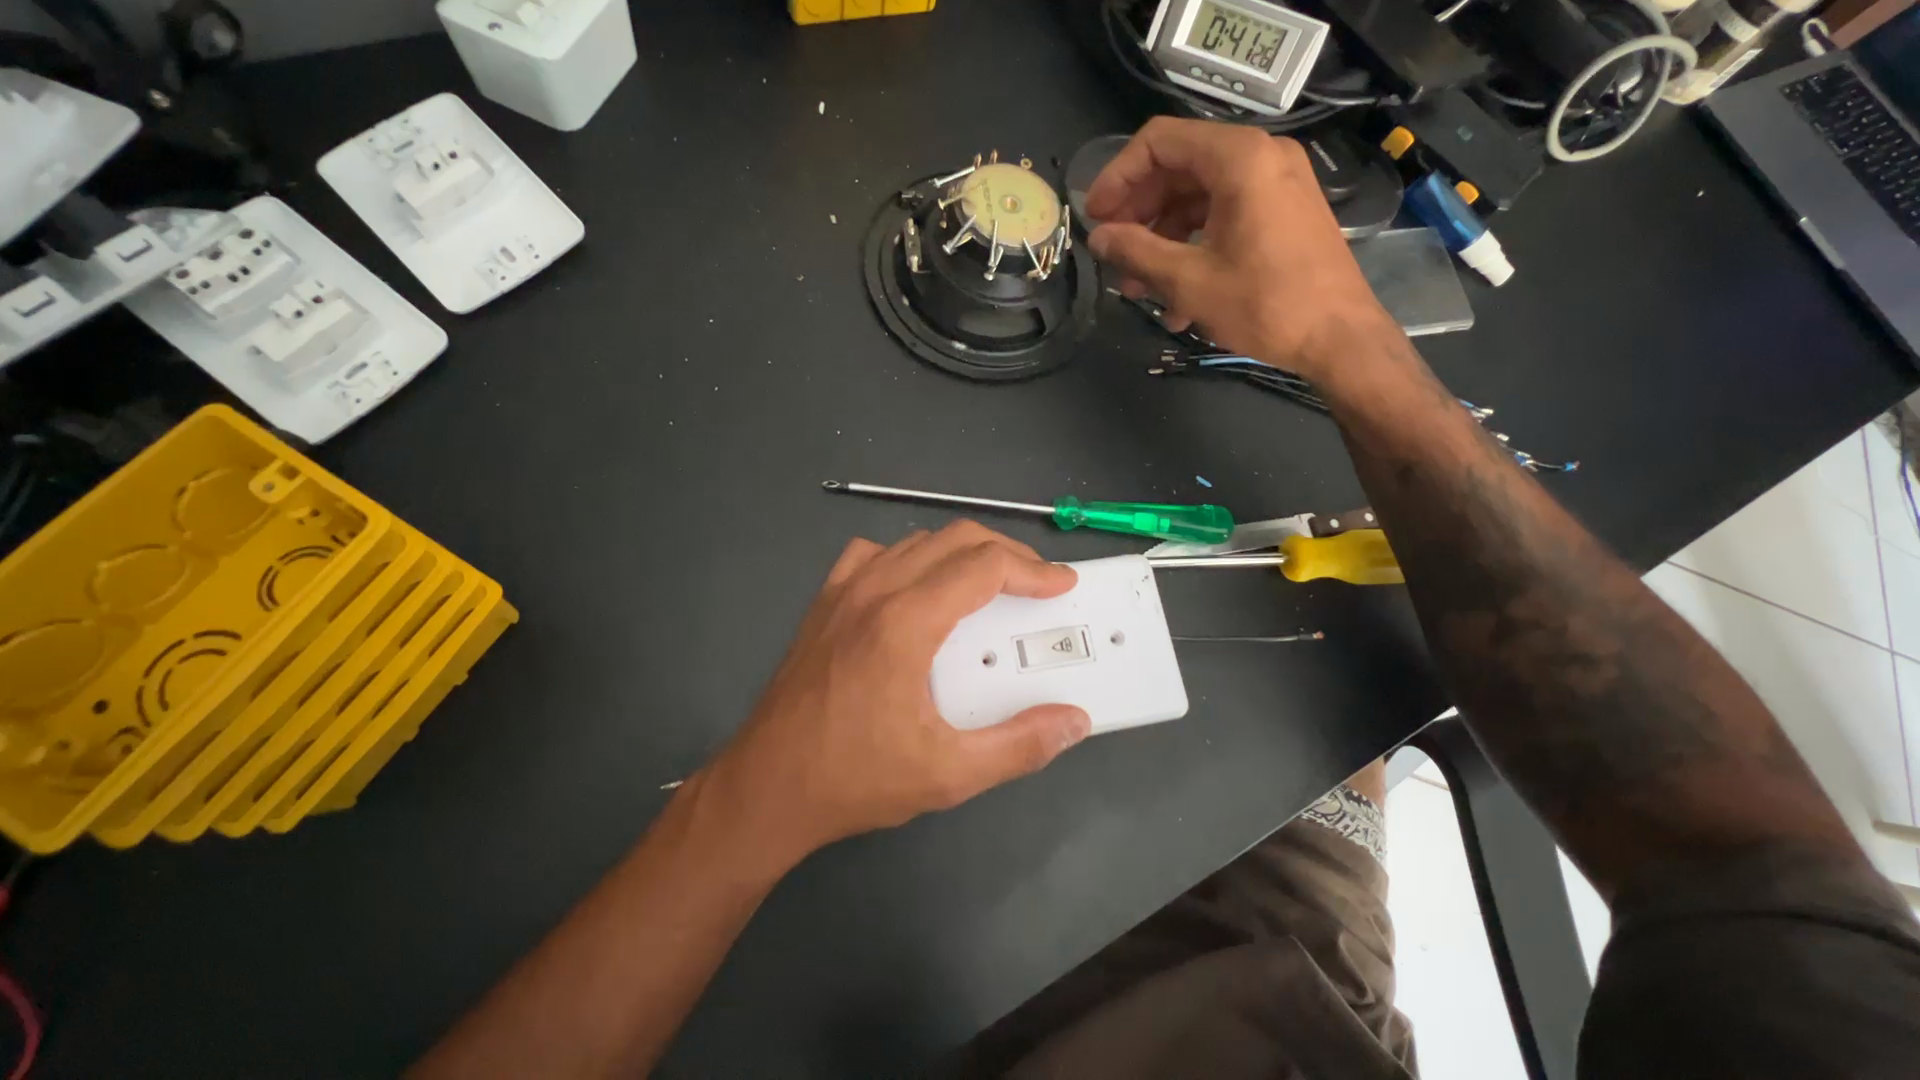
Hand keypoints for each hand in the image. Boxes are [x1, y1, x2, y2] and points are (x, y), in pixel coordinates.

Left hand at [701, 522, 1092, 863]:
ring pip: (913, 543)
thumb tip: (1073, 722)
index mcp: (905, 622)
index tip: (1061, 586)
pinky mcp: (821, 607)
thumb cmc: (856, 779)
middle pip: (953, 540)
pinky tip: (914, 592)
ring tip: (986, 588)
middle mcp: (872, 592)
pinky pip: (871, 557)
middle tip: (1036, 585)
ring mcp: (840, 595)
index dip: (1032, 570)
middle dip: (1005, 554)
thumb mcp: (948, 774)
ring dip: (958, 554)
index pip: (983, 566)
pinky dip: (906, 560)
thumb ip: (1018, 746)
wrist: (766, 788)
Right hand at [1085, 117, 1395, 381]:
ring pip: (1198, 197)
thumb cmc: (1265, 304)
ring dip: (1162, 239)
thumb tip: (1098, 238)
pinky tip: (1176, 297)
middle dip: (1139, 213)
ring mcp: (1276, 183)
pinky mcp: (1283, 212)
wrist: (1340, 338)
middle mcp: (1261, 156)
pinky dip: (1194, 246)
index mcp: (1239, 158)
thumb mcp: (1188, 281)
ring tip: (1138, 288)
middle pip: (1178, 168)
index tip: (1096, 218)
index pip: (1159, 141)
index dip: (1118, 177)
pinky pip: (1224, 215)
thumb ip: (1136, 251)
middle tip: (1113, 254)